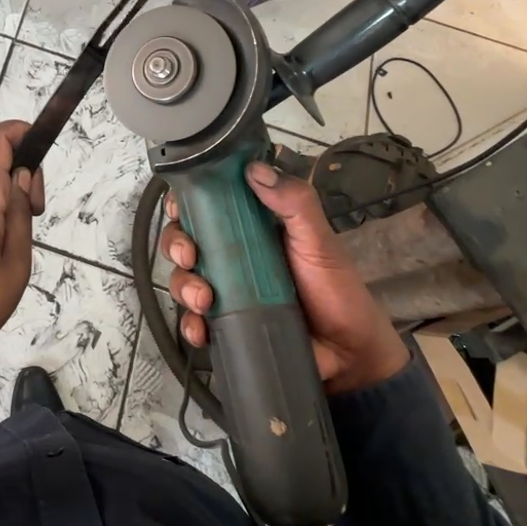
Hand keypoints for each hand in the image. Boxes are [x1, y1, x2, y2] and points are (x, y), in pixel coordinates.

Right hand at [162, 161, 408, 393]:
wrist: (350, 356)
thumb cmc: (336, 290)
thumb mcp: (319, 240)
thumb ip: (295, 203)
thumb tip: (255, 168)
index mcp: (250, 227)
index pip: (206, 206)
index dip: (185, 204)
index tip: (180, 208)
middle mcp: (232, 255)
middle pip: (184, 240)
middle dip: (176, 245)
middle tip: (189, 256)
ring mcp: (226, 291)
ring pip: (184, 279)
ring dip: (184, 286)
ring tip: (204, 300)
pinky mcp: (226, 326)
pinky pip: (195, 322)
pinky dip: (191, 326)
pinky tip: (201, 329)